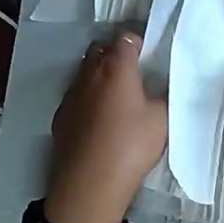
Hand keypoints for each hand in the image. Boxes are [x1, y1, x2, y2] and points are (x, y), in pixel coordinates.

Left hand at [47, 31, 167, 222]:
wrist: (90, 183)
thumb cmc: (131, 146)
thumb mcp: (162, 121)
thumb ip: (163, 97)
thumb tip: (161, 88)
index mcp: (116, 68)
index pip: (126, 38)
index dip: (139, 43)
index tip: (149, 57)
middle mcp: (89, 74)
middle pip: (100, 49)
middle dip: (116, 54)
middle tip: (134, 73)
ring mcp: (70, 94)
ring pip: (85, 72)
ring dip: (99, 76)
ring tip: (117, 97)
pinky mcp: (60, 116)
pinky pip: (76, 96)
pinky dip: (87, 98)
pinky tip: (99, 120)